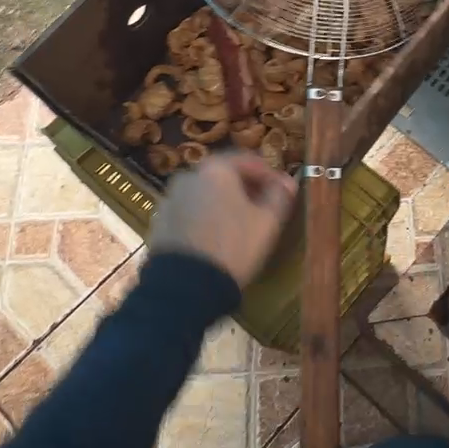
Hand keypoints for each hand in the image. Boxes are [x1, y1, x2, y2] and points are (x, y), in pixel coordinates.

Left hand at [149, 152, 296, 286]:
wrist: (185, 287)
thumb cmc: (233, 247)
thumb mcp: (267, 222)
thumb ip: (279, 195)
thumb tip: (287, 181)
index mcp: (216, 169)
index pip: (248, 161)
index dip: (269, 174)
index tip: (282, 190)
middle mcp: (190, 176)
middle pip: (224, 175)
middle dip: (245, 188)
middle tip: (262, 206)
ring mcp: (171, 199)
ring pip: (206, 194)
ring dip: (224, 202)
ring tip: (240, 224)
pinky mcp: (160, 222)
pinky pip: (190, 211)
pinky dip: (205, 216)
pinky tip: (216, 237)